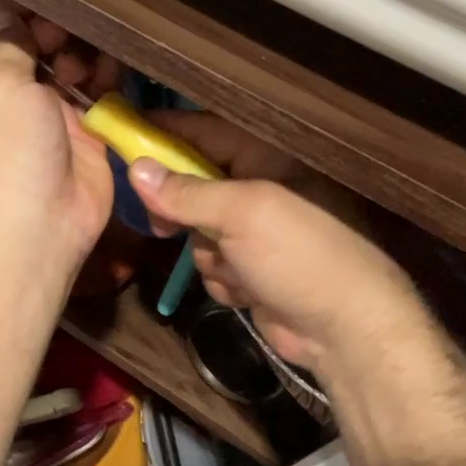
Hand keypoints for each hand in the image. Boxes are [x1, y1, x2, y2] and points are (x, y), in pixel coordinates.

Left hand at [0, 1, 113, 270]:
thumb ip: (8, 42)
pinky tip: (109, 67)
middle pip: (29, 43)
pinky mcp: (81, 127)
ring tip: (83, 59)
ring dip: (78, 51)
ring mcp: (44, 110)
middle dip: (49, 29)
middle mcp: (5, 93)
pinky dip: (102, 75)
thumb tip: (6, 11)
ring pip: (65, 62)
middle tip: (64, 32)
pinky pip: (94, 89)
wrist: (39, 220)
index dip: (7, 11)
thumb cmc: (7, 146)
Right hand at [126, 114, 436, 383]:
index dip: (160, 131)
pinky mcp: (253, 269)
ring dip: (205, 252)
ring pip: (196, 229)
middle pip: (191, 183)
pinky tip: (246, 290)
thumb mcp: (242, 213)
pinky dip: (221, 277)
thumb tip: (136, 170)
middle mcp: (262, 189)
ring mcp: (257, 233)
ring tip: (233, 267)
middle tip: (161, 224)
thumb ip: (185, 191)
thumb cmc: (302, 256)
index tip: (117, 133)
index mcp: (269, 160)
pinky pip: (211, 262)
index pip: (202, 131)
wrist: (348, 333)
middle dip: (178, 209)